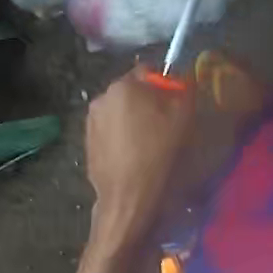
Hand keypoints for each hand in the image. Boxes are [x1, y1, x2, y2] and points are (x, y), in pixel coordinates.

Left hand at [84, 71, 196, 244]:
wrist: (128, 200)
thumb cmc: (158, 155)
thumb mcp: (184, 118)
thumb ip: (184, 90)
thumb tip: (183, 80)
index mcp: (123, 85)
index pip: (149, 72)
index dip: (166, 86)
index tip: (177, 105)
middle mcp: (102, 97)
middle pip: (133, 91)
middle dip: (149, 103)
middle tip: (167, 125)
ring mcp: (91, 121)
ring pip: (121, 111)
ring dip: (135, 120)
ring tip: (151, 144)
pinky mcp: (88, 143)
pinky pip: (111, 131)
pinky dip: (123, 138)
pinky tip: (135, 157)